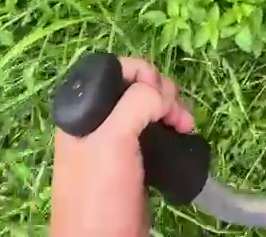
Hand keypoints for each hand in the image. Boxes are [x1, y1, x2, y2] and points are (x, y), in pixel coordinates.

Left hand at [49, 58, 195, 236]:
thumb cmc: (101, 194)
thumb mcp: (113, 140)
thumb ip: (137, 103)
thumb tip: (164, 96)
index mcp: (81, 112)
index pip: (114, 70)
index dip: (141, 73)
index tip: (157, 93)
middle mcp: (96, 122)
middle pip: (137, 85)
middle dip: (163, 91)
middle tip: (174, 113)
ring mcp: (115, 141)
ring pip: (150, 105)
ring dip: (173, 107)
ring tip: (184, 125)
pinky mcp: (133, 159)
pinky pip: (156, 127)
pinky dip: (173, 124)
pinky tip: (183, 133)